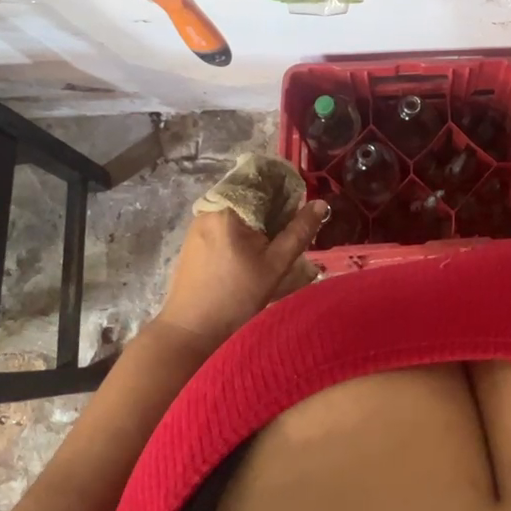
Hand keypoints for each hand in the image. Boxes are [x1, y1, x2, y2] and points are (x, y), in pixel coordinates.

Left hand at [153, 199, 328, 345]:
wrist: (189, 332)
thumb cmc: (235, 298)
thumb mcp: (275, 265)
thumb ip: (299, 231)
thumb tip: (321, 204)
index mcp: (229, 207)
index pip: (264, 178)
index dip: (287, 187)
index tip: (301, 207)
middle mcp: (211, 207)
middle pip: (252, 192)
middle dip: (275, 205)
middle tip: (292, 228)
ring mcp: (199, 222)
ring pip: (240, 207)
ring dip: (261, 217)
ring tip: (276, 242)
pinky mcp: (195, 238)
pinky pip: (227, 220)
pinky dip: (245, 227)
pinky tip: (255, 251)